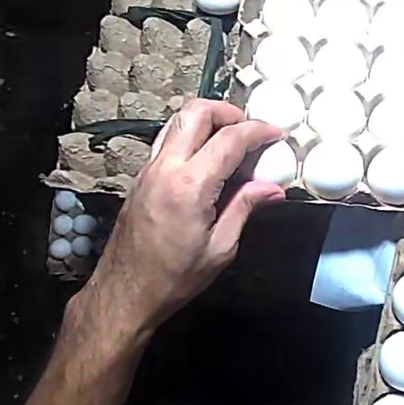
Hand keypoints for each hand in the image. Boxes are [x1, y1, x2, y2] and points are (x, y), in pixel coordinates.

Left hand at [86, 100, 285, 333]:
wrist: (126, 293)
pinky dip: (191, 138)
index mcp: (189, 186)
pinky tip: (208, 161)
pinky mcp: (141, 179)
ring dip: (206, 121)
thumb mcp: (221, 248)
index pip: (230, 139)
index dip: (259, 131)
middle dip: (228, 112)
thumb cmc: (174, 278)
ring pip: (177, 122)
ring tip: (231, 141)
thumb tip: (272, 189)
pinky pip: (168, 142)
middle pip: (195, 112)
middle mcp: (165, 169)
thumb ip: (245, 208)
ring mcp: (148, 171)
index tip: (278, 134)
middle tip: (250, 129)